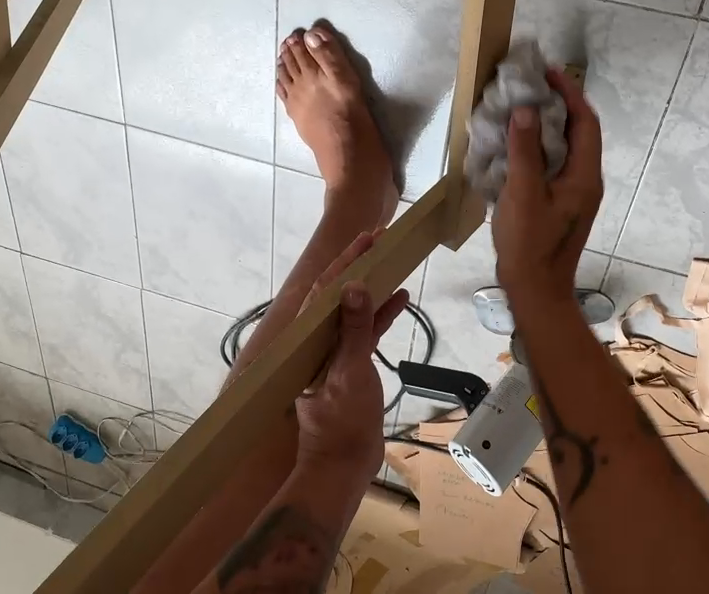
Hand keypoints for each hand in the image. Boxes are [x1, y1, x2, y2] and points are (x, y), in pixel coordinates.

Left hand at [293, 232, 408, 478]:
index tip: (365, 240)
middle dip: (358, 266)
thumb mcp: (350, 372)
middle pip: (338, 294)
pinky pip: (365, 331)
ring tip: (392, 260)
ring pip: (353, 309)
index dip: (345, 262)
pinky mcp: (351, 365)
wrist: (343, 468)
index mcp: (309, 339)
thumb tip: (354, 286)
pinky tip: (400, 298)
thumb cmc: (342, 422)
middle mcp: (317, 340)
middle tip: (380, 239)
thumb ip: (354, 329)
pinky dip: (380, 314)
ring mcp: (334, 352)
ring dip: (372, 286)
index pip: (325, 290)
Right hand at [492, 68, 603, 301]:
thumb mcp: (523, 194)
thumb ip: (525, 151)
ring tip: (521, 105)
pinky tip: (515, 141)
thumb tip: (526, 109)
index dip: (570, 94)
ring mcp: (574, 192)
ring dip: (547, 123)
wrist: (535, 290)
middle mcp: (585, 180)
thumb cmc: (530, 243)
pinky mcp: (560, 201)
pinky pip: (555, 161)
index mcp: (584, 176)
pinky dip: (539, 144)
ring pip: (566, 146)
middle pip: (579, 131)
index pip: (585, 122)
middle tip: (532, 84)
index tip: (548, 72)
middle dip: (559, 103)